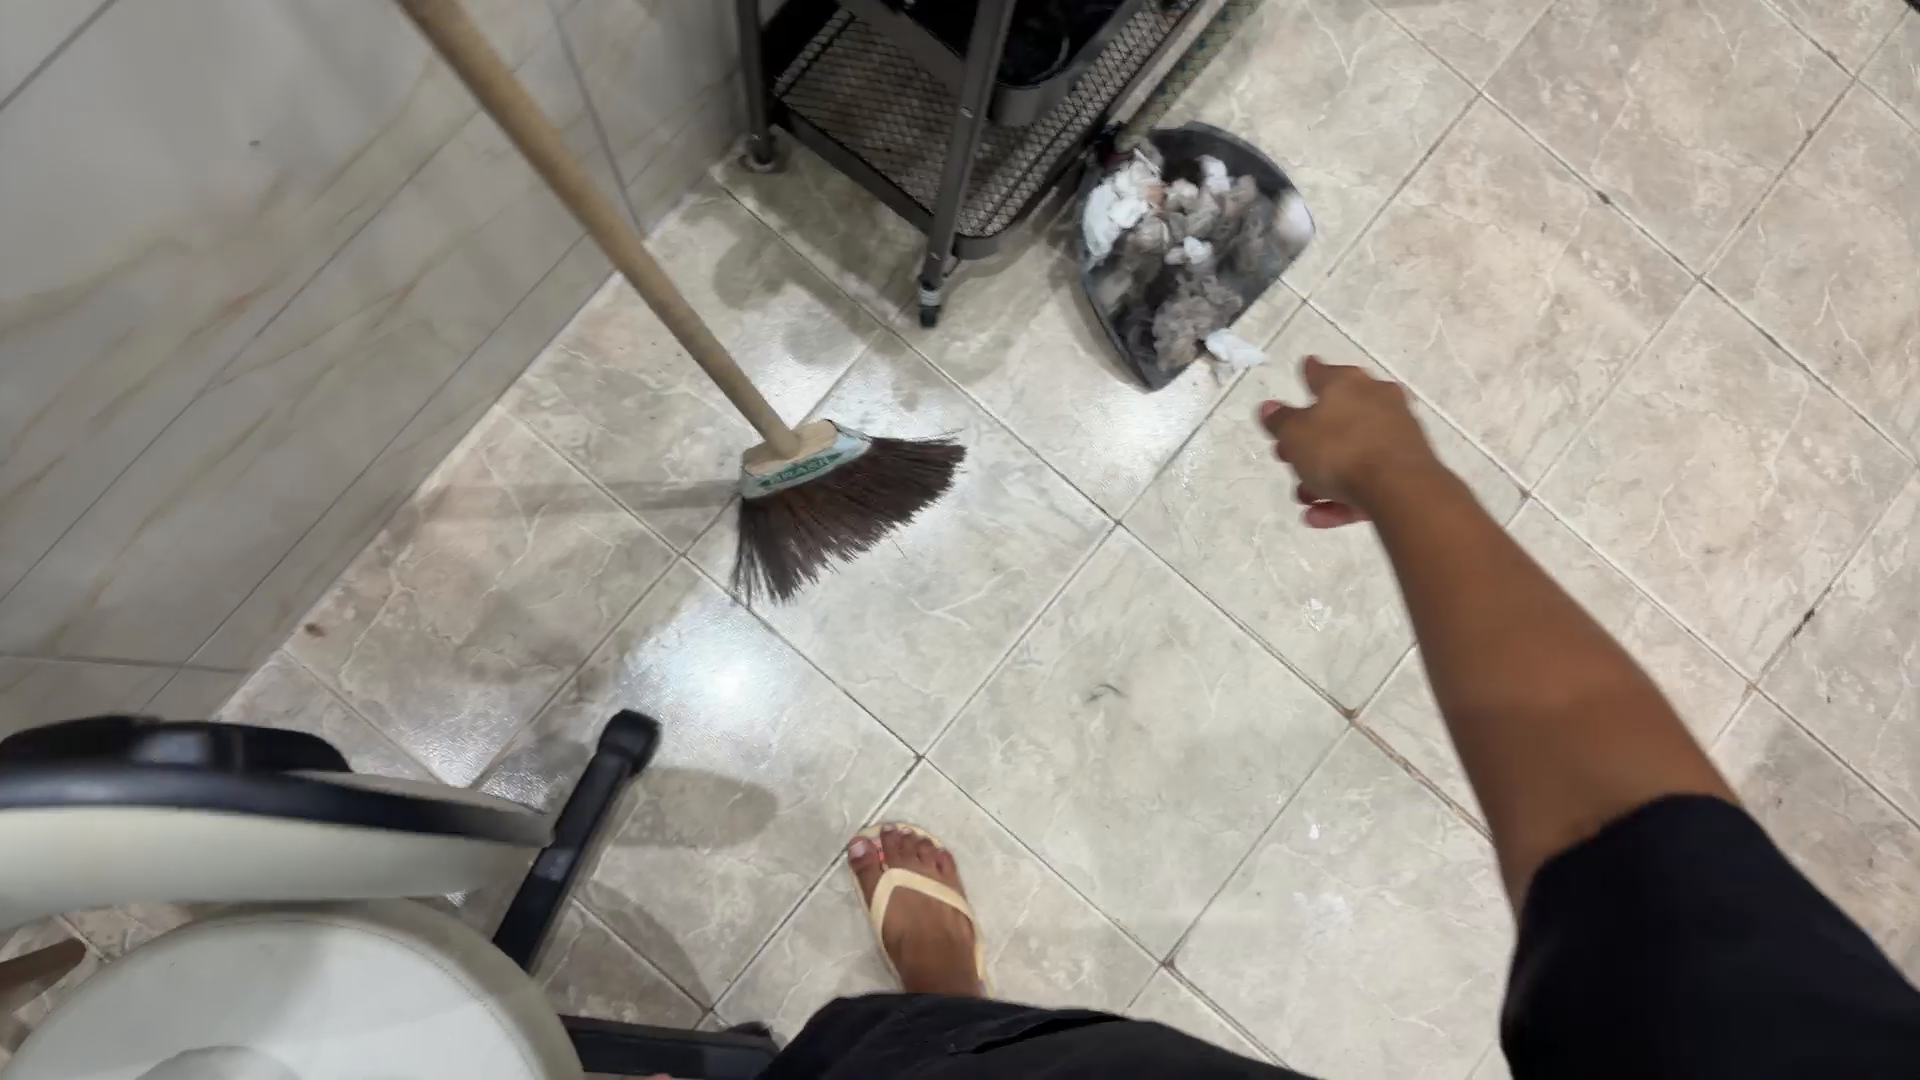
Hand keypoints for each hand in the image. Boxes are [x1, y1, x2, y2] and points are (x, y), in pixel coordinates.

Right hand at [1258, 356, 1442, 528]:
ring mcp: (1395, 433)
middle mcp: (1376, 400)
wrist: (1400, 487)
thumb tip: (1268, 407)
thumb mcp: (1294, 434)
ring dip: (1321, 475)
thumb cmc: (1339, 450)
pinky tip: (1318, 516)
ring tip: (1303, 497)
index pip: (1321, 373)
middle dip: (1308, 441)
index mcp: (1347, 385)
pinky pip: (1365, 479)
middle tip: (1287, 455)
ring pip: (1349, 452)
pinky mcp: (1407, 466)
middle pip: (1334, 419)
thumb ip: (1279, 421)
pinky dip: (1341, 496)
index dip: (1309, 372)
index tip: (1305, 366)